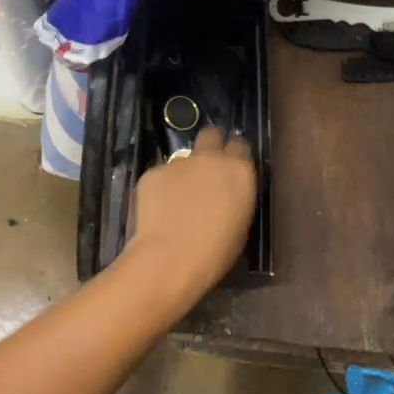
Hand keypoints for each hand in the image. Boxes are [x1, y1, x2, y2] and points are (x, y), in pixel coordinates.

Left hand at [123, 127, 256, 296]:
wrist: (170, 258)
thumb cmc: (215, 252)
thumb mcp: (240, 224)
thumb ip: (235, 196)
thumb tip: (226, 192)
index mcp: (239, 171)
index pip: (240, 146)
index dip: (234, 157)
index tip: (229, 171)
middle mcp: (210, 158)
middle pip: (211, 135)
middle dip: (210, 146)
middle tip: (205, 170)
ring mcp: (179, 162)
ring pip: (184, 157)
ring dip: (184, 172)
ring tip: (177, 200)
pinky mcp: (153, 171)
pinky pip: (161, 174)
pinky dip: (161, 187)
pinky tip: (159, 209)